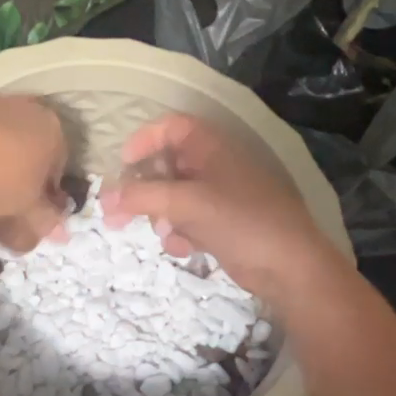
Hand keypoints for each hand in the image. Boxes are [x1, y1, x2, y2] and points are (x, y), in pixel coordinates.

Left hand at [0, 95, 70, 251]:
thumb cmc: (6, 184)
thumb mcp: (32, 213)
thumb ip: (48, 221)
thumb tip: (59, 233)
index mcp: (54, 129)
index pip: (59, 162)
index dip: (48, 190)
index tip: (35, 210)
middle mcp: (26, 109)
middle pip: (29, 146)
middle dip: (22, 173)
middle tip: (8, 203)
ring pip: (0, 139)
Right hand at [101, 114, 350, 307]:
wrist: (292, 268)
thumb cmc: (241, 222)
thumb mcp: (186, 204)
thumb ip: (141, 198)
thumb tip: (103, 198)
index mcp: (212, 147)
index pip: (170, 127)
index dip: (144, 140)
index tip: (123, 165)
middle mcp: (215, 165)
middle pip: (167, 165)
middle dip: (145, 190)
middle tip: (121, 212)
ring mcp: (221, 195)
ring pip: (174, 196)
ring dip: (162, 215)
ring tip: (164, 234)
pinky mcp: (224, 223)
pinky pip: (188, 220)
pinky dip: (181, 232)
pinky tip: (185, 250)